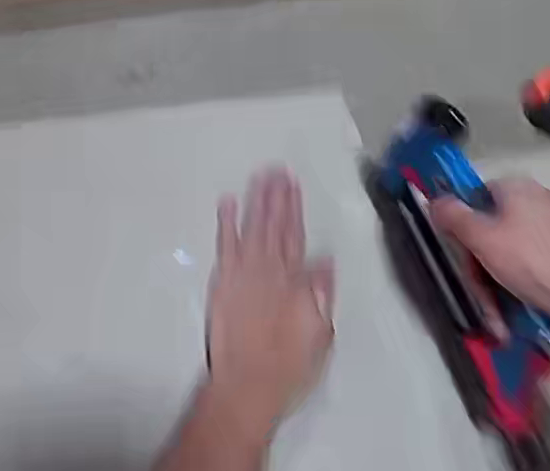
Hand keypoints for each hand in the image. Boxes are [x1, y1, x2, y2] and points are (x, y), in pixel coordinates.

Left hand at [202, 167, 336, 437]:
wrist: (248, 382)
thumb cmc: (288, 363)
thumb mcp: (319, 333)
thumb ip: (321, 293)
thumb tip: (326, 260)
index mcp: (295, 280)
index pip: (295, 234)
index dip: (294, 208)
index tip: (293, 183)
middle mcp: (269, 267)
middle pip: (274, 224)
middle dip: (276, 195)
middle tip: (276, 168)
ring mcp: (244, 269)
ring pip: (252, 225)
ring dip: (255, 199)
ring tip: (258, 175)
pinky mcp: (222, 277)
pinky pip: (225, 241)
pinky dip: (226, 219)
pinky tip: (226, 199)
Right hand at [428, 178, 549, 346]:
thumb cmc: (538, 264)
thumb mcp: (481, 237)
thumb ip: (449, 213)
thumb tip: (434, 202)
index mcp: (515, 188)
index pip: (468, 195)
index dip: (456, 222)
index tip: (455, 250)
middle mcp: (534, 205)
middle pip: (485, 229)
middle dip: (476, 265)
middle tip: (479, 290)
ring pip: (503, 255)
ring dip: (493, 285)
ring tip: (498, 315)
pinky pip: (526, 270)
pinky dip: (515, 291)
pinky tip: (514, 315)